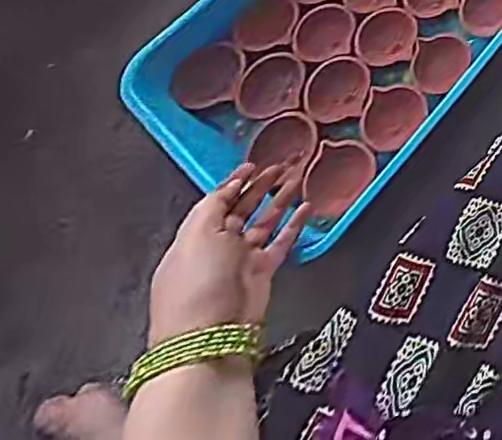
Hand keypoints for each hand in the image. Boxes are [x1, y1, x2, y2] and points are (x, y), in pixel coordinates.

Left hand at [147, 162, 307, 345]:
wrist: (210, 338)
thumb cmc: (197, 284)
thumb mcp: (197, 235)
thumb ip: (213, 204)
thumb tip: (231, 184)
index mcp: (196, 238)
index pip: (217, 202)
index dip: (235, 181)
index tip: (253, 164)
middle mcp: (218, 247)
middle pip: (243, 209)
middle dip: (261, 186)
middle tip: (281, 165)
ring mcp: (242, 260)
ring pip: (265, 221)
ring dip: (280, 199)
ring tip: (297, 178)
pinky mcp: (263, 272)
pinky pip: (282, 241)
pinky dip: (294, 223)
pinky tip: (305, 207)